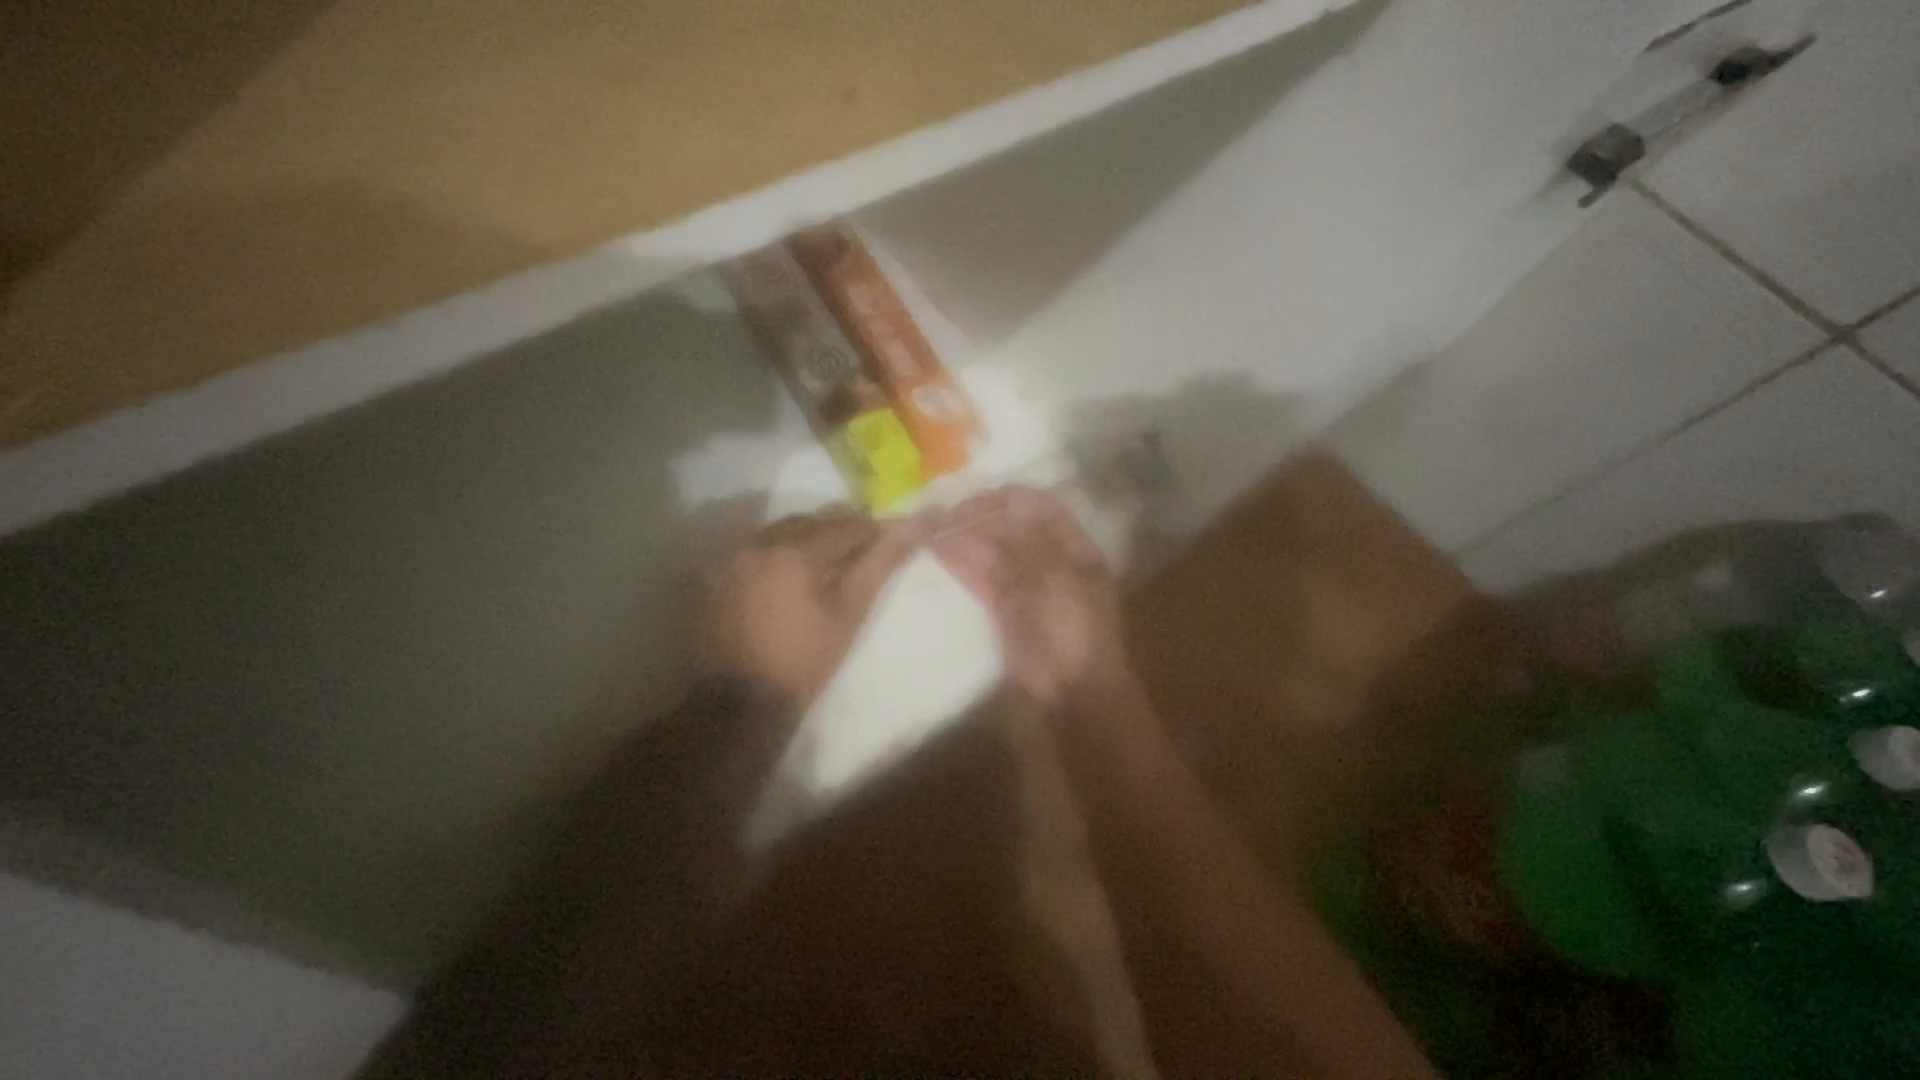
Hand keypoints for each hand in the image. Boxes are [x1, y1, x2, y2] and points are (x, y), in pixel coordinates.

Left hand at [709, 510, 918, 707]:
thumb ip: (879, 564)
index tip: (892, 540)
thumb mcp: (850, 613)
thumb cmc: (805, 660)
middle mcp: (758, 542)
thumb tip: (911, 525)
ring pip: (780, 531)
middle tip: (863, 551)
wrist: (744, 702)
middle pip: (810, 522)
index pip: (844, 525)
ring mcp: (731, 556)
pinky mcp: (715, 574)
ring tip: (827, 564)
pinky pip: (755, 548)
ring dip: (807, 539)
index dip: (873, 531)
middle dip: (839, 532)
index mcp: (794, 551)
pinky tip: (790, 576)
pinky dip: (777, 553)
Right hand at [930, 487, 1132, 708]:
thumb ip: (1024, 541)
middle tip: (939, 513)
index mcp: (1073, 547)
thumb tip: (1000, 504)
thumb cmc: (1075, 628)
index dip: (1004, 499)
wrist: (1075, 690)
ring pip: (991, 552)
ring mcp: (1026, 585)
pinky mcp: (1005, 608)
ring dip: (962, 538)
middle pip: (1010, 528)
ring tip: (928, 528)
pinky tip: (936, 551)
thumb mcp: (1055, 577)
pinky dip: (960, 563)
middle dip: (976, 518)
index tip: (970, 498)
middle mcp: (1049, 559)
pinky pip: (981, 578)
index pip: (1037, 507)